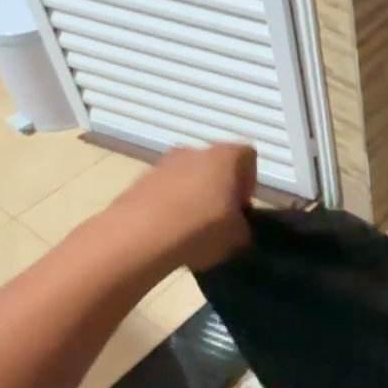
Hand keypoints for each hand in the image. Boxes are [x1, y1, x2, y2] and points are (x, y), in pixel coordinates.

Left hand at [115, 144, 256, 269]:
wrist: (140, 236)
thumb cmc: (202, 228)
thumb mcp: (238, 236)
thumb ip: (242, 227)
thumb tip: (236, 227)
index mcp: (226, 156)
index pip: (248, 156)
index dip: (249, 182)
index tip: (241, 207)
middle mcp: (196, 150)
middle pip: (215, 165)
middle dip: (218, 190)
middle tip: (218, 220)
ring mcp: (163, 163)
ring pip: (186, 177)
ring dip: (191, 198)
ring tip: (189, 231)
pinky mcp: (139, 181)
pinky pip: (163, 191)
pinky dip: (167, 207)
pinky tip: (167, 233)